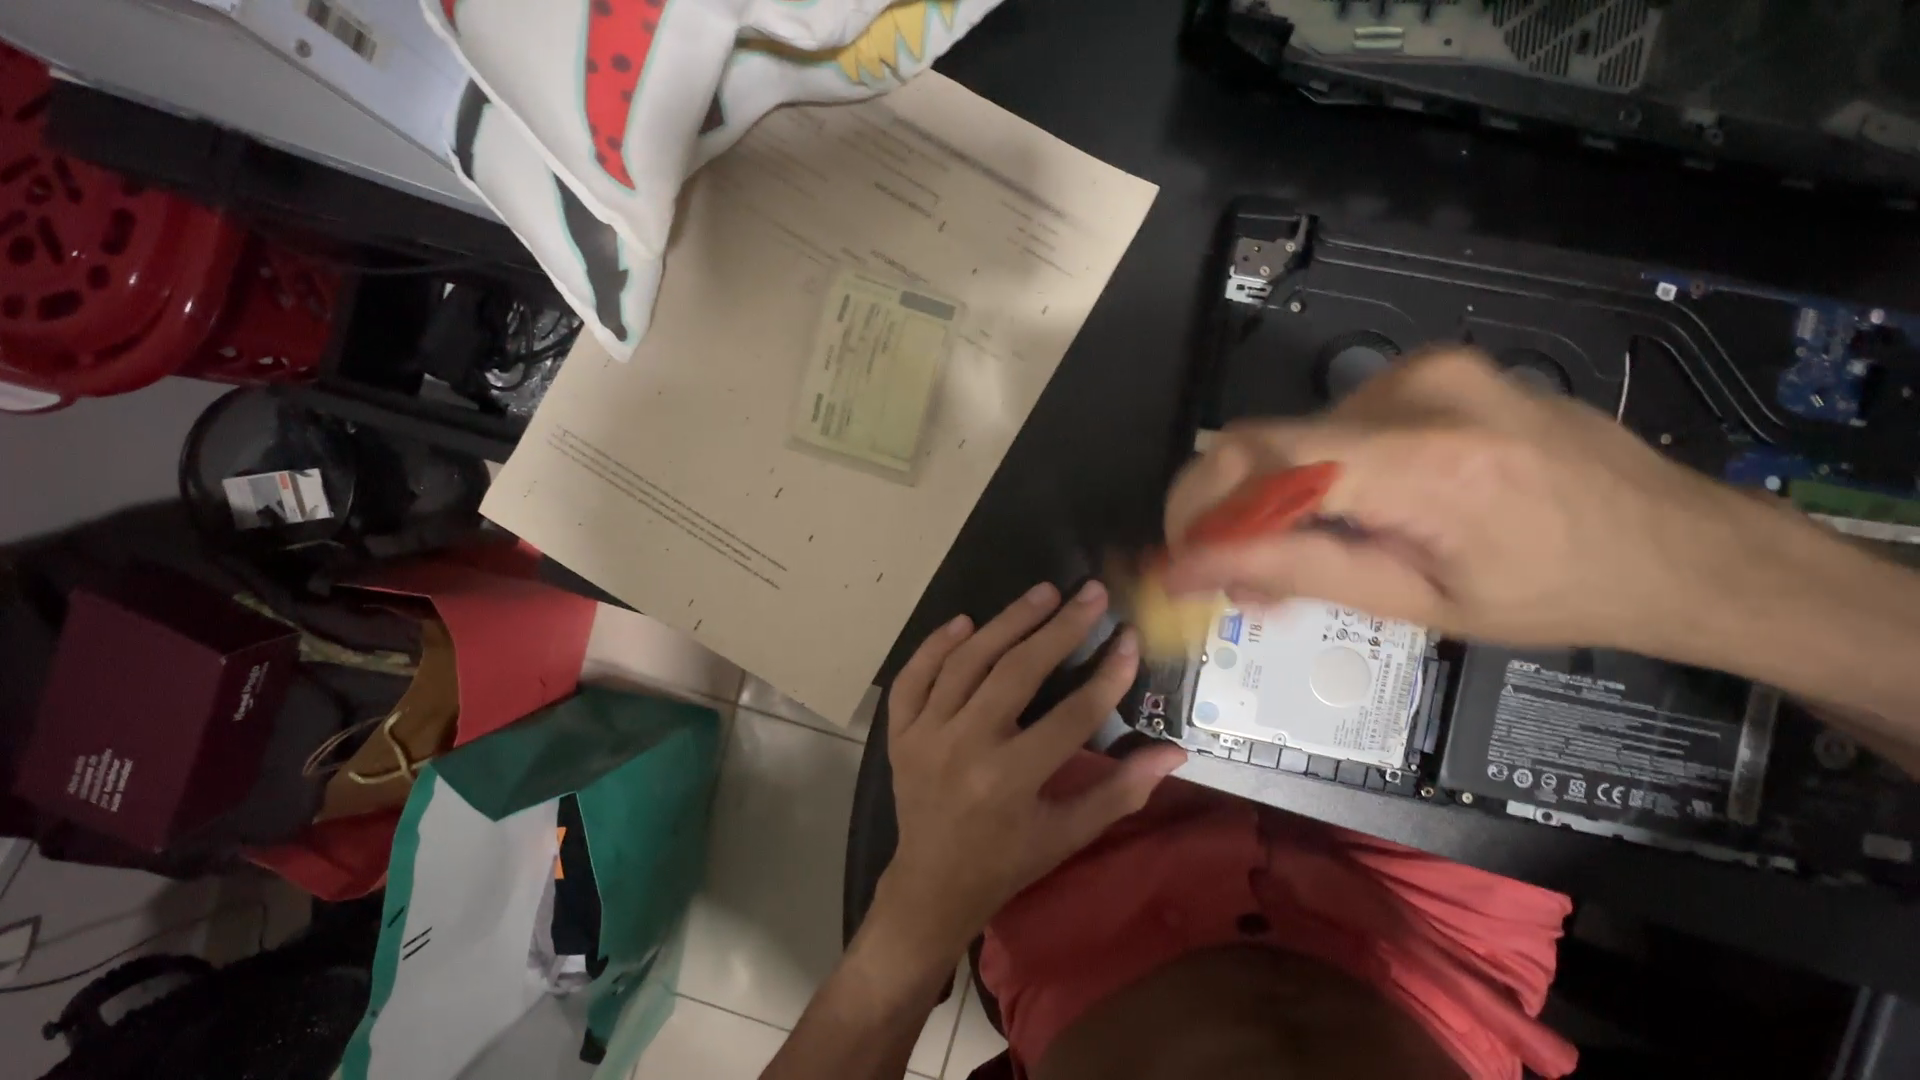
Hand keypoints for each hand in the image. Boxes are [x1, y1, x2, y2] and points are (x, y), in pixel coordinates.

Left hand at [875, 581, 1187, 961]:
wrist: (931, 885)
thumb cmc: (1008, 861)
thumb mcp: (1068, 834)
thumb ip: (1120, 791)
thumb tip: (1174, 752)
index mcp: (1011, 781)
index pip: (1070, 715)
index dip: (1107, 674)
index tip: (1127, 637)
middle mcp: (964, 749)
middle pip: (1016, 673)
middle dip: (1060, 629)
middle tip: (1090, 594)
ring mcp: (925, 736)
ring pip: (966, 663)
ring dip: (1007, 622)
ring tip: (1043, 593)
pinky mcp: (900, 733)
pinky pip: (914, 677)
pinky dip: (936, 646)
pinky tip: (966, 622)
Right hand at [1162, 347, 1768, 651]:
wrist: (1677, 543)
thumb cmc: (1553, 593)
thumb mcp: (1418, 603)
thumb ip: (1298, 571)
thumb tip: (1195, 568)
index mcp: (1426, 459)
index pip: (1262, 460)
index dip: (1197, 505)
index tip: (1174, 558)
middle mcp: (1420, 390)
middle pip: (1267, 438)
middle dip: (1225, 506)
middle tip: (1222, 567)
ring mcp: (1431, 368)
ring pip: (1298, 432)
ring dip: (1273, 493)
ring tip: (1294, 553)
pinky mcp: (1437, 365)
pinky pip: (1338, 419)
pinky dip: (1317, 469)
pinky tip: (1345, 510)